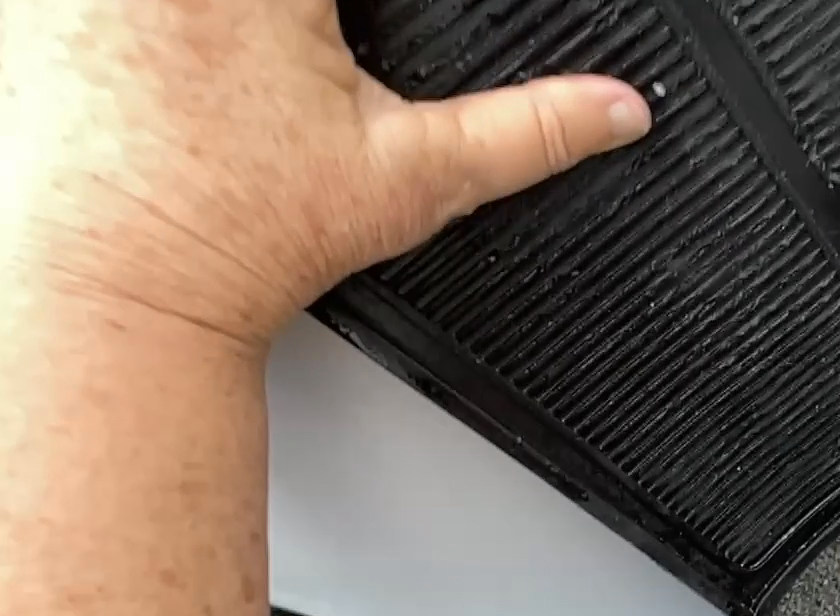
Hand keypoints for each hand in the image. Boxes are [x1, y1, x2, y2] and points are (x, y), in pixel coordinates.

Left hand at [0, 0, 651, 348]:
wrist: (127, 274)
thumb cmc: (257, 229)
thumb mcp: (426, 174)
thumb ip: (531, 130)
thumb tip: (620, 110)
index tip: (378, 31)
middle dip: (326, 12)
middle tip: (326, 48)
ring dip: (261, 12)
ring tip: (265, 59)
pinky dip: (171, 12)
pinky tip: (202, 47)